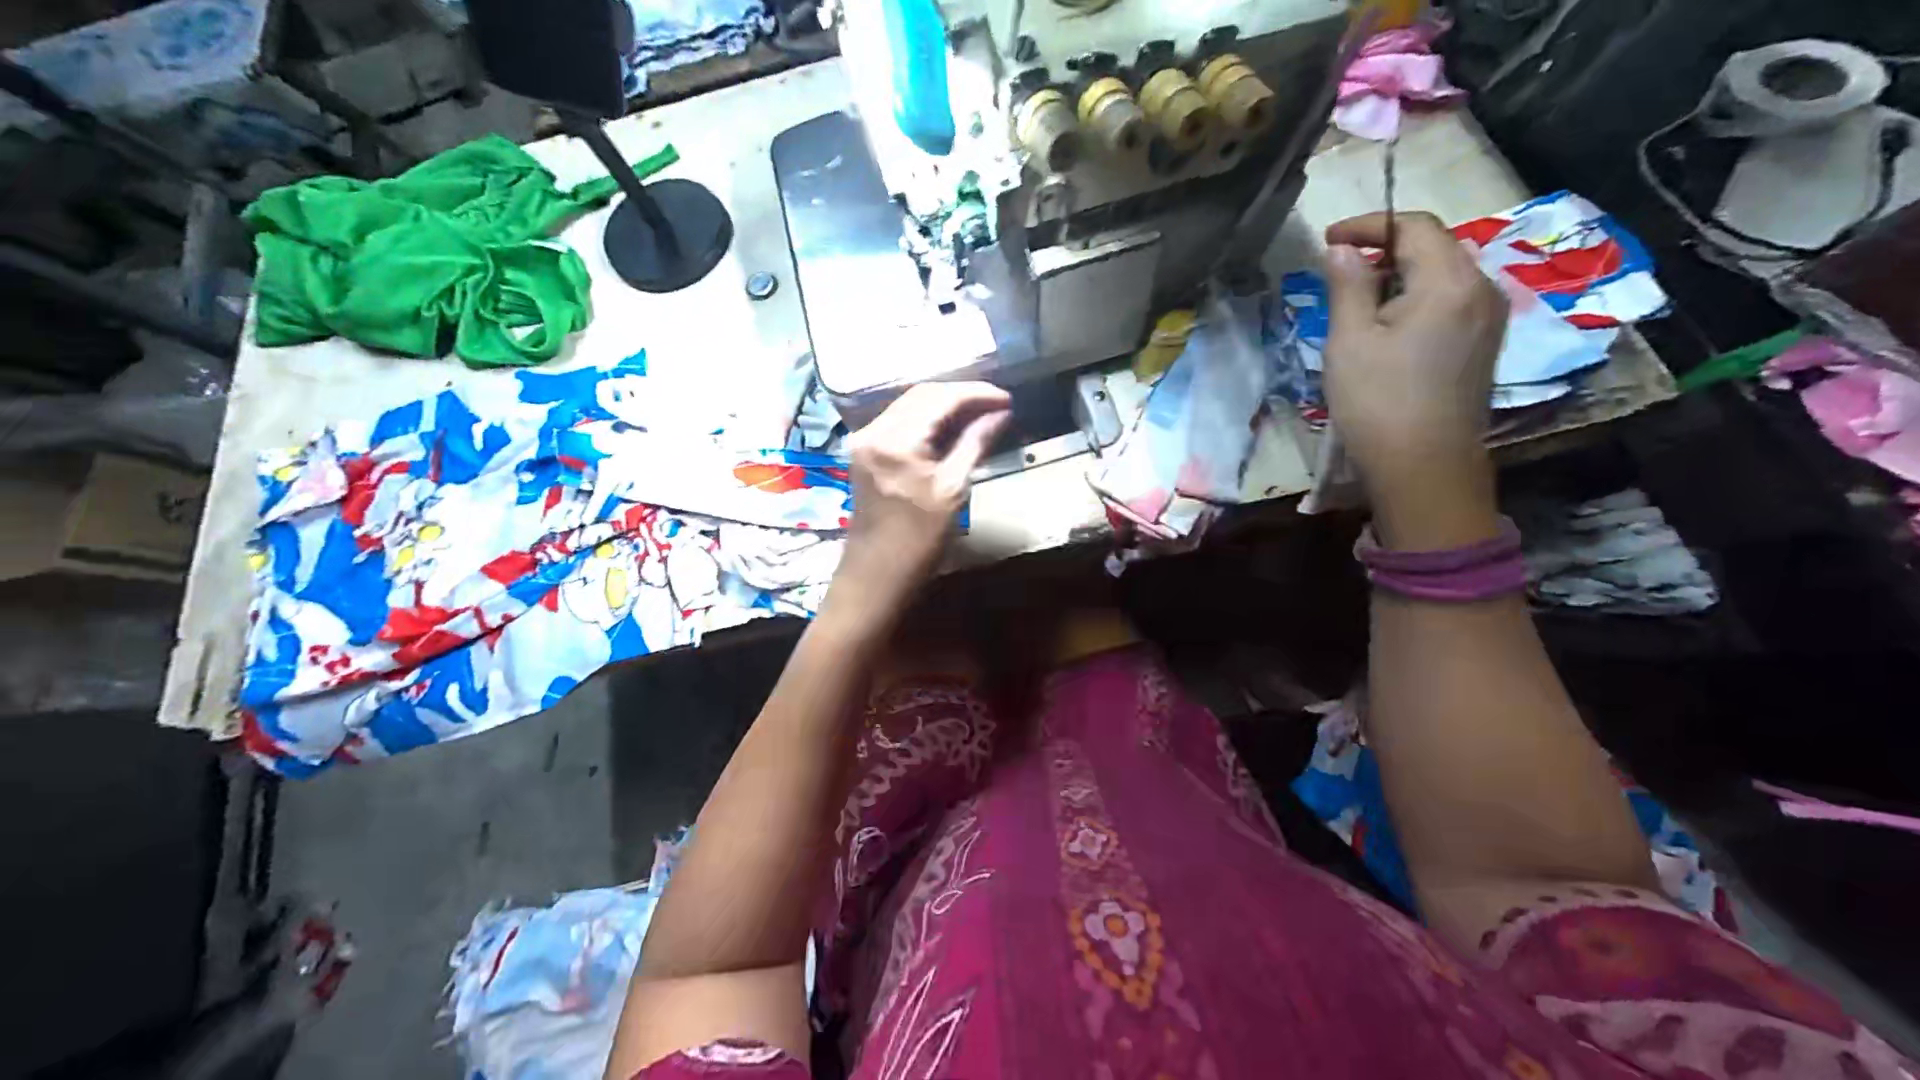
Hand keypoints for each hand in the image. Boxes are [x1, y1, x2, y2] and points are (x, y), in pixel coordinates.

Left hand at [832, 382, 1011, 615]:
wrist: (875, 576)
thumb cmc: (918, 541)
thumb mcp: (953, 490)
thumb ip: (975, 444)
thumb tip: (1001, 413)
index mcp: (895, 440)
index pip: (940, 398)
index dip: (977, 393)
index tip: (1006, 399)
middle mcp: (874, 431)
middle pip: (922, 395)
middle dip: (961, 395)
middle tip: (997, 404)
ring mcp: (865, 441)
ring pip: (910, 405)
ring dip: (944, 404)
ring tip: (980, 413)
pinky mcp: (864, 452)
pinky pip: (899, 421)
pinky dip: (927, 419)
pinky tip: (951, 427)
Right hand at [1321, 211, 1508, 548]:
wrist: (1424, 465)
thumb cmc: (1379, 401)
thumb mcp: (1350, 340)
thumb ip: (1348, 285)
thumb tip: (1342, 249)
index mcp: (1449, 281)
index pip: (1414, 226)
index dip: (1369, 225)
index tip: (1328, 240)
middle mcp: (1482, 288)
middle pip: (1435, 246)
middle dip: (1385, 248)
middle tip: (1339, 270)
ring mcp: (1490, 318)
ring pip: (1444, 274)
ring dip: (1401, 275)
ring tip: (1359, 300)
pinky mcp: (1485, 344)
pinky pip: (1452, 301)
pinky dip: (1418, 298)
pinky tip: (1390, 325)